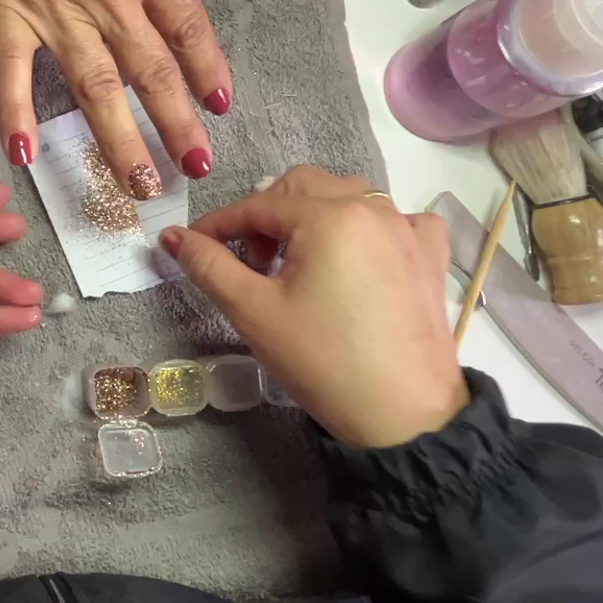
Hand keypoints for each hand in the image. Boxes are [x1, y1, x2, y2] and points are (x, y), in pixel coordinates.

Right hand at [0, 0, 284, 197]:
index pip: (188, 30)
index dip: (207, 70)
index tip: (221, 105)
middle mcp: (108, 0)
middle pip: (150, 74)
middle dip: (175, 124)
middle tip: (194, 169)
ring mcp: (56, 13)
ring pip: (94, 89)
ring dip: (115, 140)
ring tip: (134, 184)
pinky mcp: (7, 14)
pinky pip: (10, 75)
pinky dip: (14, 115)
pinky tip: (22, 156)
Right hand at [158, 167, 469, 447]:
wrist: (404, 416)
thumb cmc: (321, 360)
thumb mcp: (252, 311)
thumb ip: (208, 265)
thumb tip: (172, 236)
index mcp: (328, 216)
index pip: (257, 204)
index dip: (218, 224)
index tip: (192, 246)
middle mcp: (372, 208)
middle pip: (303, 186)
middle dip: (265, 213)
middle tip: (250, 259)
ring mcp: (408, 229)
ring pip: (347, 196)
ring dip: (311, 215)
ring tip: (295, 260)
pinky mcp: (430, 256)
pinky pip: (395, 219)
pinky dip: (366, 227)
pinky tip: (357, 257)